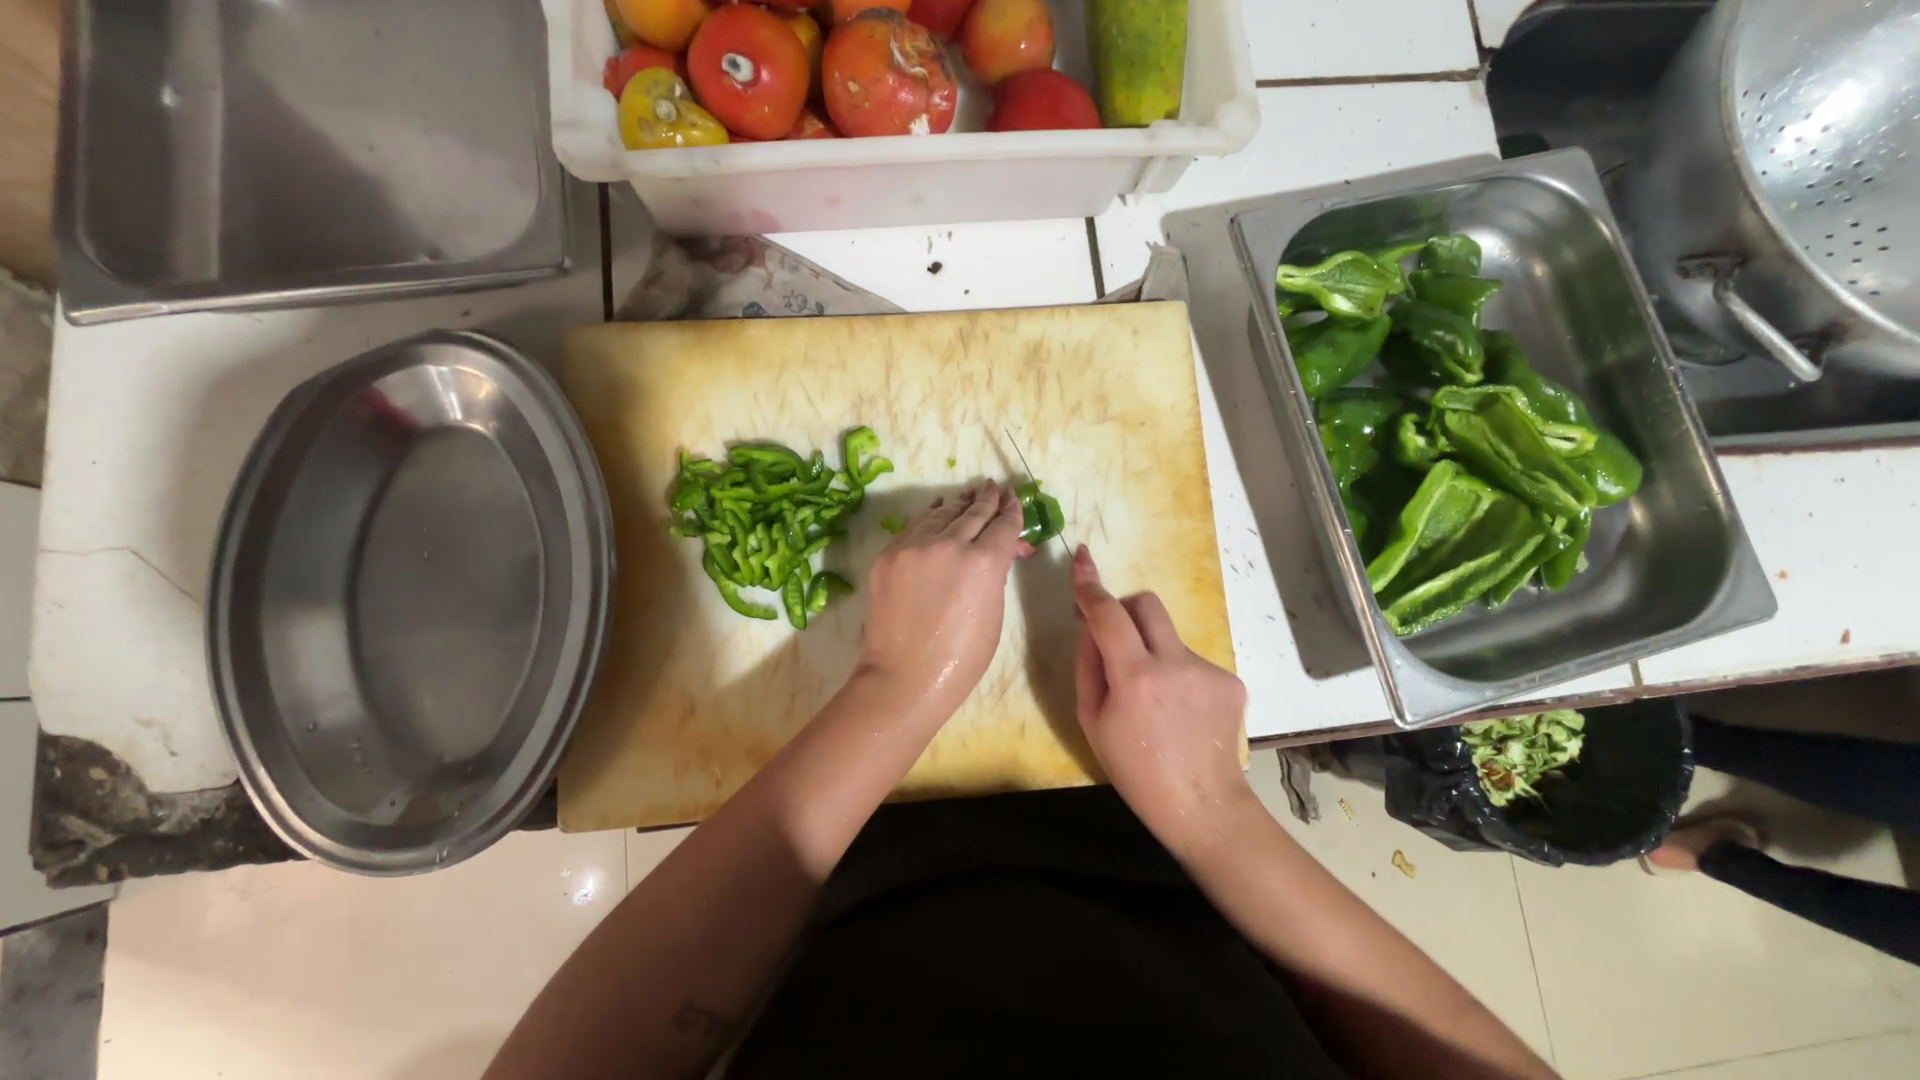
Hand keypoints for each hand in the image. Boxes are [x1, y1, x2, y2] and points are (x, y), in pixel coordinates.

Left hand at [857, 480, 1031, 716]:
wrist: (905, 677)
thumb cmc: (961, 657)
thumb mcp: (993, 613)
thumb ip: (996, 574)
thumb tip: (1002, 551)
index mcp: (983, 563)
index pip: (1003, 526)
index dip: (1012, 512)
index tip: (1014, 499)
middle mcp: (948, 545)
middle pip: (974, 514)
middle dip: (988, 500)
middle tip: (995, 487)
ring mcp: (914, 547)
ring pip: (942, 514)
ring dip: (960, 504)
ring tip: (971, 494)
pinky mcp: (889, 555)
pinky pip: (915, 526)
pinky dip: (931, 515)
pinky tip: (939, 507)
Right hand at [1072, 545, 1251, 852]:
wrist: (1201, 804)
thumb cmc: (1135, 770)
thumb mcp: (1092, 722)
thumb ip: (1088, 666)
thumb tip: (1092, 628)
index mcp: (1136, 676)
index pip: (1108, 614)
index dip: (1090, 586)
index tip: (1080, 559)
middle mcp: (1175, 663)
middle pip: (1147, 604)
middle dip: (1124, 608)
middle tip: (1113, 635)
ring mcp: (1208, 669)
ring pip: (1169, 638)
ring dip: (1152, 652)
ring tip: (1153, 701)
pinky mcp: (1230, 680)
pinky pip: (1191, 662)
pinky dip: (1177, 676)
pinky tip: (1179, 713)